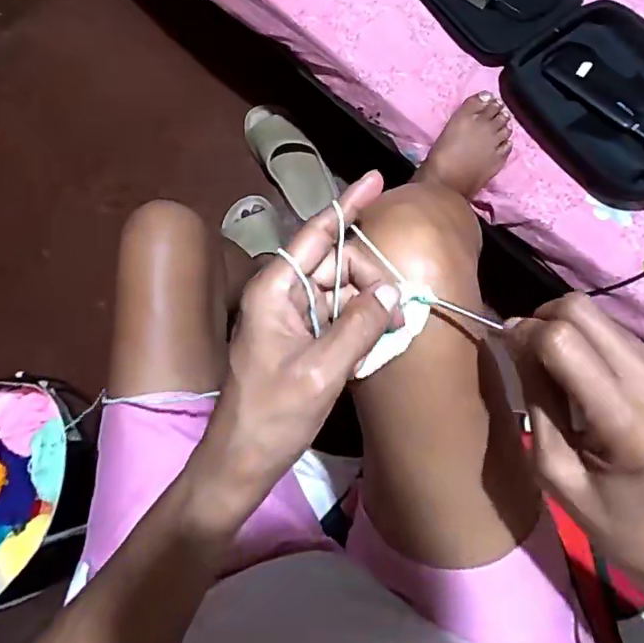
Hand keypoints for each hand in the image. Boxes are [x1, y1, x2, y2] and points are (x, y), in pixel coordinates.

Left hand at [199, 171, 402, 500]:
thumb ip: (357, 327)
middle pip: (336, 262)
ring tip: (396, 328)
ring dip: (370, 303)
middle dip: (371, 277)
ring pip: (341, 287)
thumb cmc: (272, 418)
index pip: (315, 233)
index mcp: (274, 289)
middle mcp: (281, 292)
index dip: (347, 204)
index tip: (377, 179)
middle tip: (402, 312)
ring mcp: (291, 313)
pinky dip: (361, 320)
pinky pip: (338, 312)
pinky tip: (379, 337)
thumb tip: (391, 291)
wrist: (241, 463)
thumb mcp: (320, 373)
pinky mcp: (301, 334)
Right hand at [506, 296, 643, 608]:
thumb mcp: (554, 470)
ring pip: (603, 318)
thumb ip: (535, 395)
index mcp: (628, 425)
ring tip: (564, 371)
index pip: (563, 339)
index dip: (526, 332)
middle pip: (584, 311)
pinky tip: (597, 381)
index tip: (509, 345)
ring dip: (573, 333)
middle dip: (546, 321)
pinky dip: (598, 347)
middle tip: (531, 351)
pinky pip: (623, 335)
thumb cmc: (612, 520)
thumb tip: (515, 333)